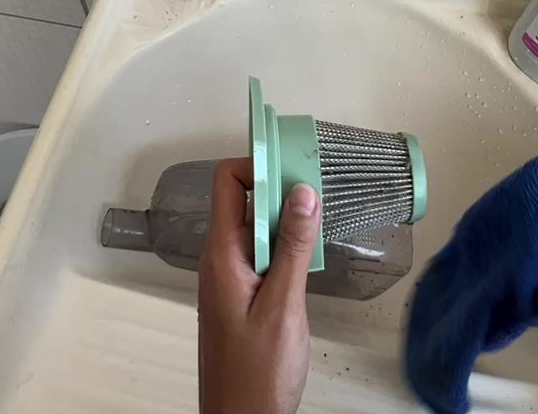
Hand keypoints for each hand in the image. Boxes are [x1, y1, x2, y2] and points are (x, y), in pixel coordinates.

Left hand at [198, 158, 321, 413]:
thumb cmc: (257, 374)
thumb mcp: (283, 305)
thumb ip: (294, 247)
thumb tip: (303, 192)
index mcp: (221, 254)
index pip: (227, 183)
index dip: (257, 165)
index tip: (292, 163)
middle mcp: (220, 258)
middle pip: (243, 200)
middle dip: (278, 188)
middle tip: (315, 188)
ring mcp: (229, 276)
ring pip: (254, 227)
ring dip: (284, 218)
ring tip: (317, 217)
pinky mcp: (241, 293)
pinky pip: (260, 252)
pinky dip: (283, 244)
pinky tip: (308, 253)